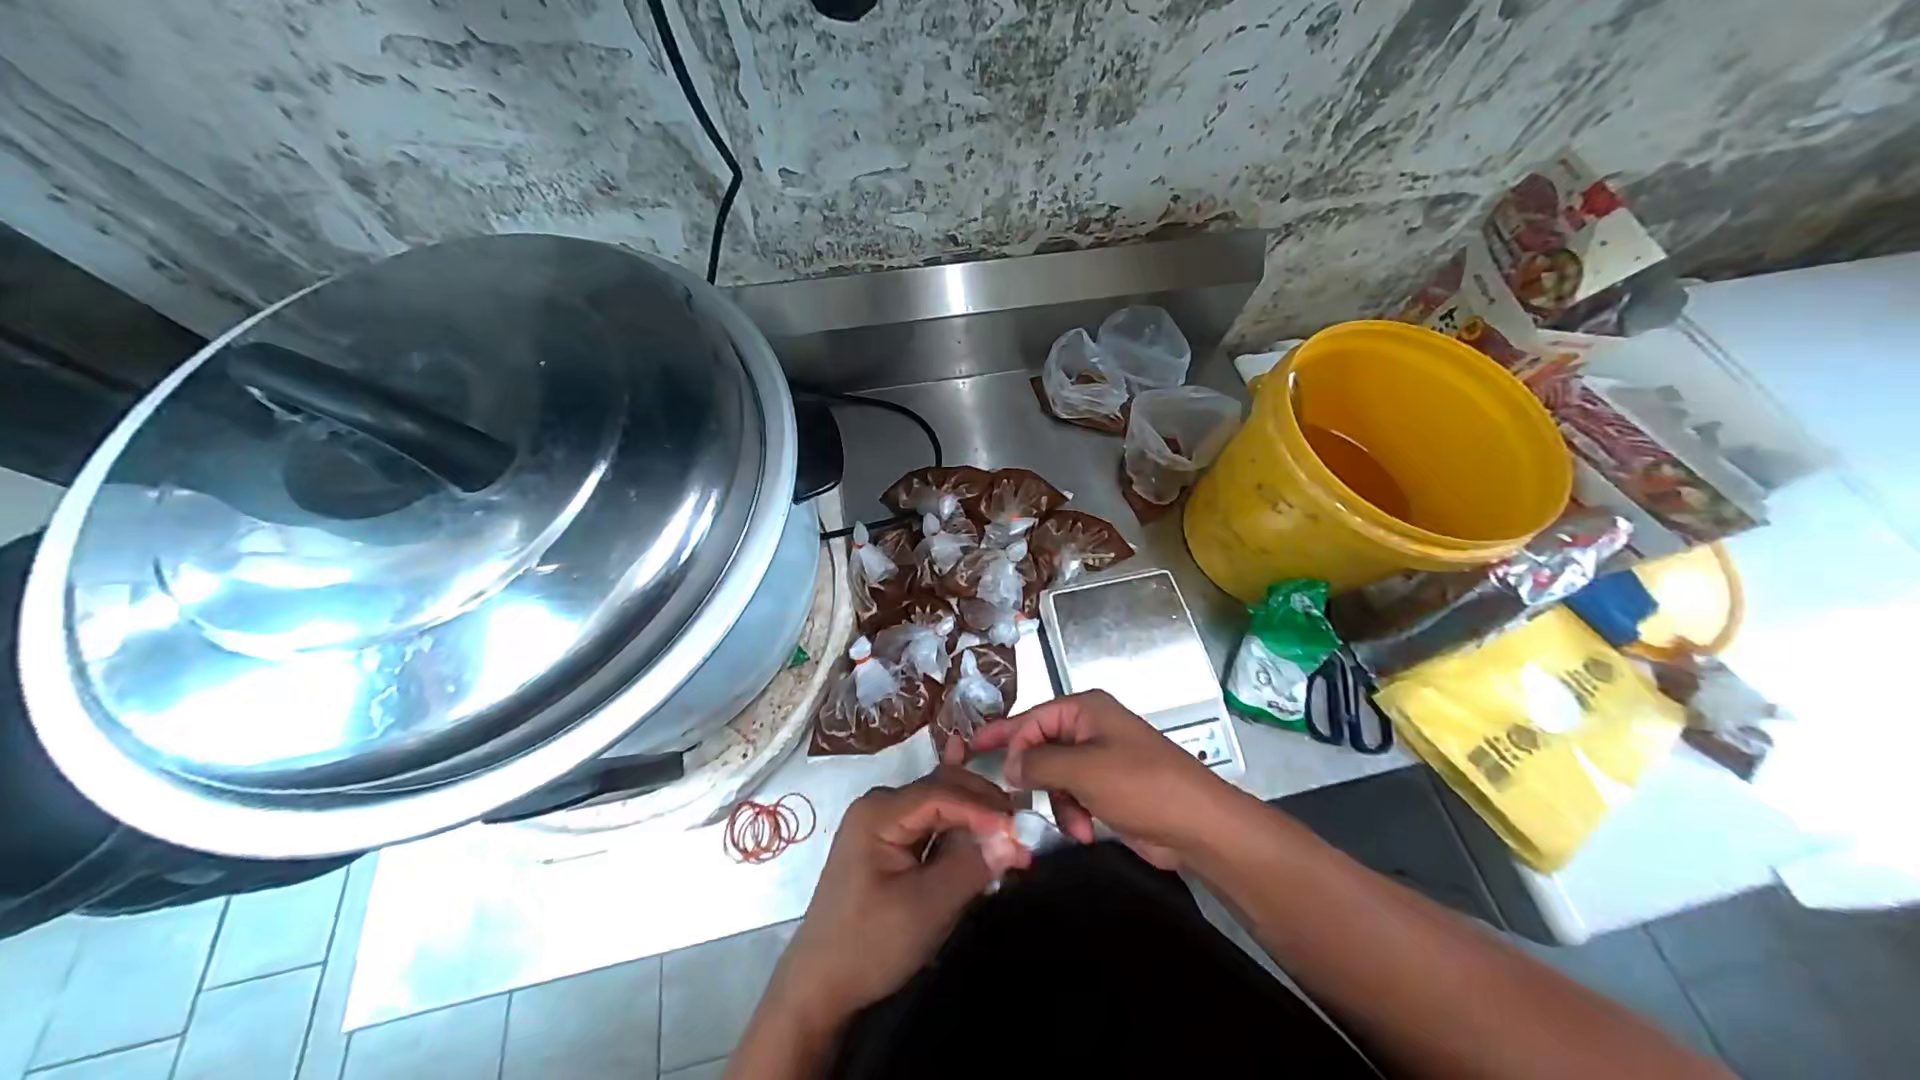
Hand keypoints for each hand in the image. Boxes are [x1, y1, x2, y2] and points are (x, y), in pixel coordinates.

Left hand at [764, 767, 1026, 1029]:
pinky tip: (966, 762)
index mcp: (879, 812)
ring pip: (939, 802)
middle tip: (1022, 833)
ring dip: (974, 815)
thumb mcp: (926, 908)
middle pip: (942, 788)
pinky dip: (955, 814)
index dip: (984, 809)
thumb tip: (1016, 839)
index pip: (942, 793)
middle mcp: (879, 804)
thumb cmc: (870, 944)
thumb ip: (971, 867)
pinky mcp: (888, 840)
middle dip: (983, 807)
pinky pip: (928, 819)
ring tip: (1010, 833)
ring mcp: (881, 821)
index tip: (1020, 831)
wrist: (820, 985)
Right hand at [970, 690, 1235, 867]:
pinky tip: (1083, 831)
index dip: (1003, 736)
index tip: (972, 754)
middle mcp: (1090, 729)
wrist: (1197, 825)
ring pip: (1054, 776)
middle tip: (1015, 798)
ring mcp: (1101, 759)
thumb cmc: (1140, 785)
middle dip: (1034, 777)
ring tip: (1070, 823)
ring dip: (1056, 802)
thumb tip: (1009, 765)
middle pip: (1041, 747)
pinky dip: (1072, 813)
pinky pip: (1072, 796)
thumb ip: (1037, 762)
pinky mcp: (1108, 788)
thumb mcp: (1082, 769)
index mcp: (1085, 710)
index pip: (1032, 718)